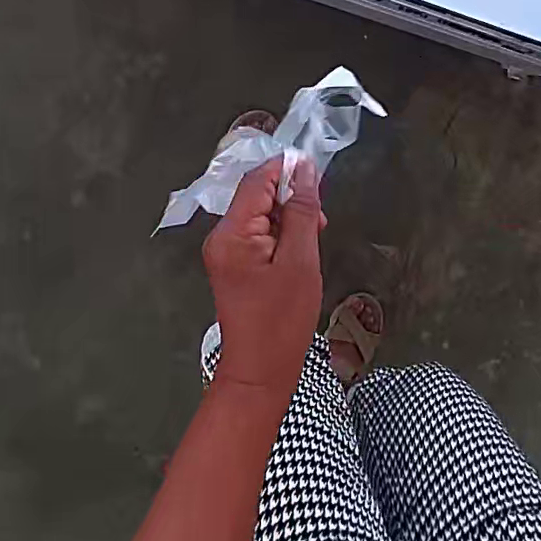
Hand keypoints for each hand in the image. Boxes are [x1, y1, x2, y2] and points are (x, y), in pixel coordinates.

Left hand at [202, 157, 325, 391]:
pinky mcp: (234, 264)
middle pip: (257, 195)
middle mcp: (221, 237)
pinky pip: (258, 234)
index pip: (257, 180)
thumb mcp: (300, 261)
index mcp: (232, 233)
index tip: (318, 173)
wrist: (260, 371)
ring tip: (313, 235)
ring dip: (289, 217)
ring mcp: (225, 251)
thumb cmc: (282, 320)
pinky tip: (299, 249)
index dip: (287, 169)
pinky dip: (281, 234)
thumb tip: (305, 170)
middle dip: (290, 197)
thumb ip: (302, 211)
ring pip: (260, 214)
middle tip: (319, 219)